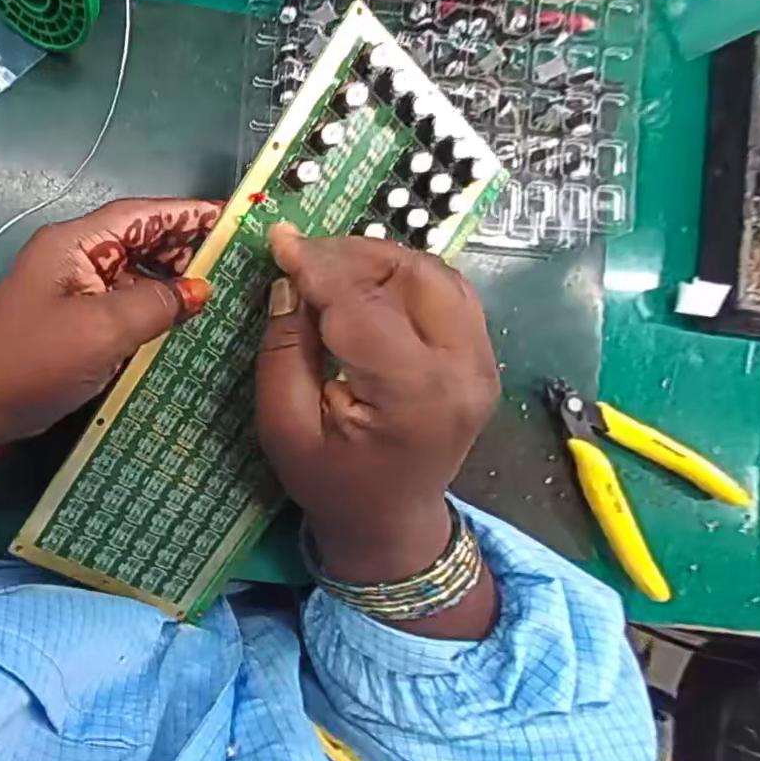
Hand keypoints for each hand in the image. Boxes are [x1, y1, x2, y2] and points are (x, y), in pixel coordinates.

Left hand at [0, 198, 222, 446]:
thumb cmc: (36, 361)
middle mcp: (71, 259)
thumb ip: (156, 302)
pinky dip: (149, 308)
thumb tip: (200, 289)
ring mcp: (71, 290)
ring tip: (212, 294)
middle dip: (182, 248)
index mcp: (71, 244)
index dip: (187, 214)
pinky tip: (178, 322)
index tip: (233, 220)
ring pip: (131, 273)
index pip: (139, 214)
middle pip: (137, 240)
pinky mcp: (73, 320)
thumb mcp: (103, 329)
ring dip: (168, 281)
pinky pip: (120, 303)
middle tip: (230, 265)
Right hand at [255, 224, 499, 584]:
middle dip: (350, 254)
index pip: (362, 305)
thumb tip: (288, 286)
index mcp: (411, 393)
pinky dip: (400, 276)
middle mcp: (463, 368)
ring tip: (325, 266)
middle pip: (413, 276)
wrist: (389, 520)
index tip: (279, 240)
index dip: (316, 266)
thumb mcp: (284, 424)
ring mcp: (481, 360)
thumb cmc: (327, 481)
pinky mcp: (479, 357)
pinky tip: (362, 284)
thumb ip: (285, 351)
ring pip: (436, 275)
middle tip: (298, 255)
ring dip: (377, 260)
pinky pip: (445, 293)